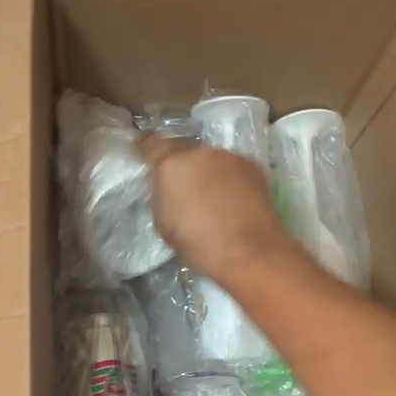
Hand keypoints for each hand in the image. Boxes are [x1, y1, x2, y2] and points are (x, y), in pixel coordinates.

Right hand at [140, 135, 293, 281]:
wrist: (249, 251)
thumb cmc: (198, 244)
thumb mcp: (164, 222)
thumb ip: (162, 195)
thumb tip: (168, 188)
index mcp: (171, 165)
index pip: (152, 143)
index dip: (146, 147)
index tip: (142, 151)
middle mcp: (200, 152)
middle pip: (184, 151)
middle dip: (180, 164)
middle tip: (180, 185)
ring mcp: (229, 157)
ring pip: (210, 159)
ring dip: (205, 171)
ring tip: (208, 195)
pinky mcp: (253, 167)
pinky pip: (231, 168)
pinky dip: (227, 179)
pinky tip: (230, 199)